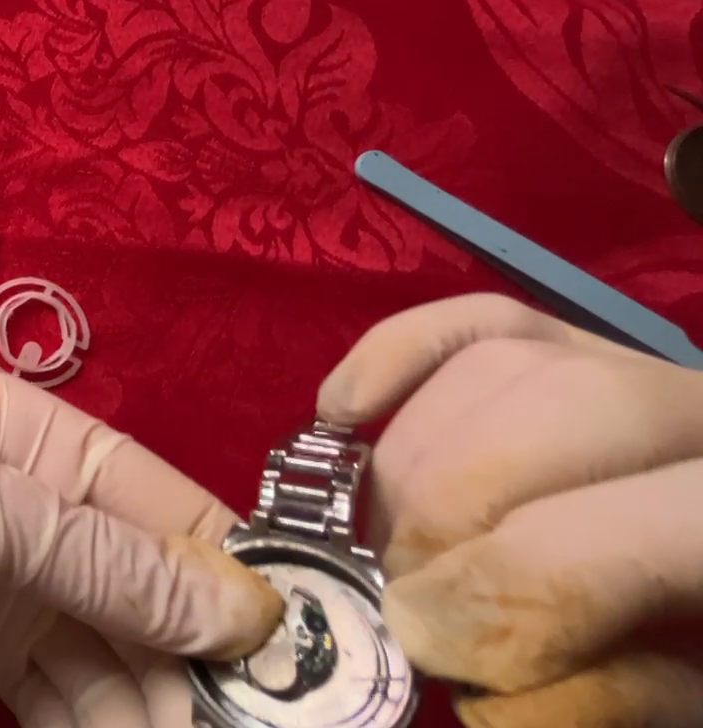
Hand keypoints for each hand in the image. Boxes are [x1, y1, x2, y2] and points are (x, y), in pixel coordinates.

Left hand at [0, 372, 283, 726]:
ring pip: (121, 646)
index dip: (235, 574)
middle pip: (152, 582)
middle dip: (203, 661)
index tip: (311, 661)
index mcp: (29, 435)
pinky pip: (75, 686)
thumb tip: (235, 608)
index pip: (160, 500)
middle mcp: (35, 497)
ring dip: (159, 706)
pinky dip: (106, 720)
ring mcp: (14, 575)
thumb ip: (93, 555)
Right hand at [317, 294, 702, 727]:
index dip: (498, 589)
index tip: (423, 641)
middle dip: (439, 516)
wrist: (698, 567)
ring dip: (405, 460)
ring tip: (387, 536)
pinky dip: (384, 355)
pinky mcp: (567, 338)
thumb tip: (461, 665)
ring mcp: (633, 359)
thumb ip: (603, 697)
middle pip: (542, 423)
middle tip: (398, 590)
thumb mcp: (701, 712)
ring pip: (487, 368)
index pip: (613, 533)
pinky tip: (342, 413)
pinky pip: (464, 319)